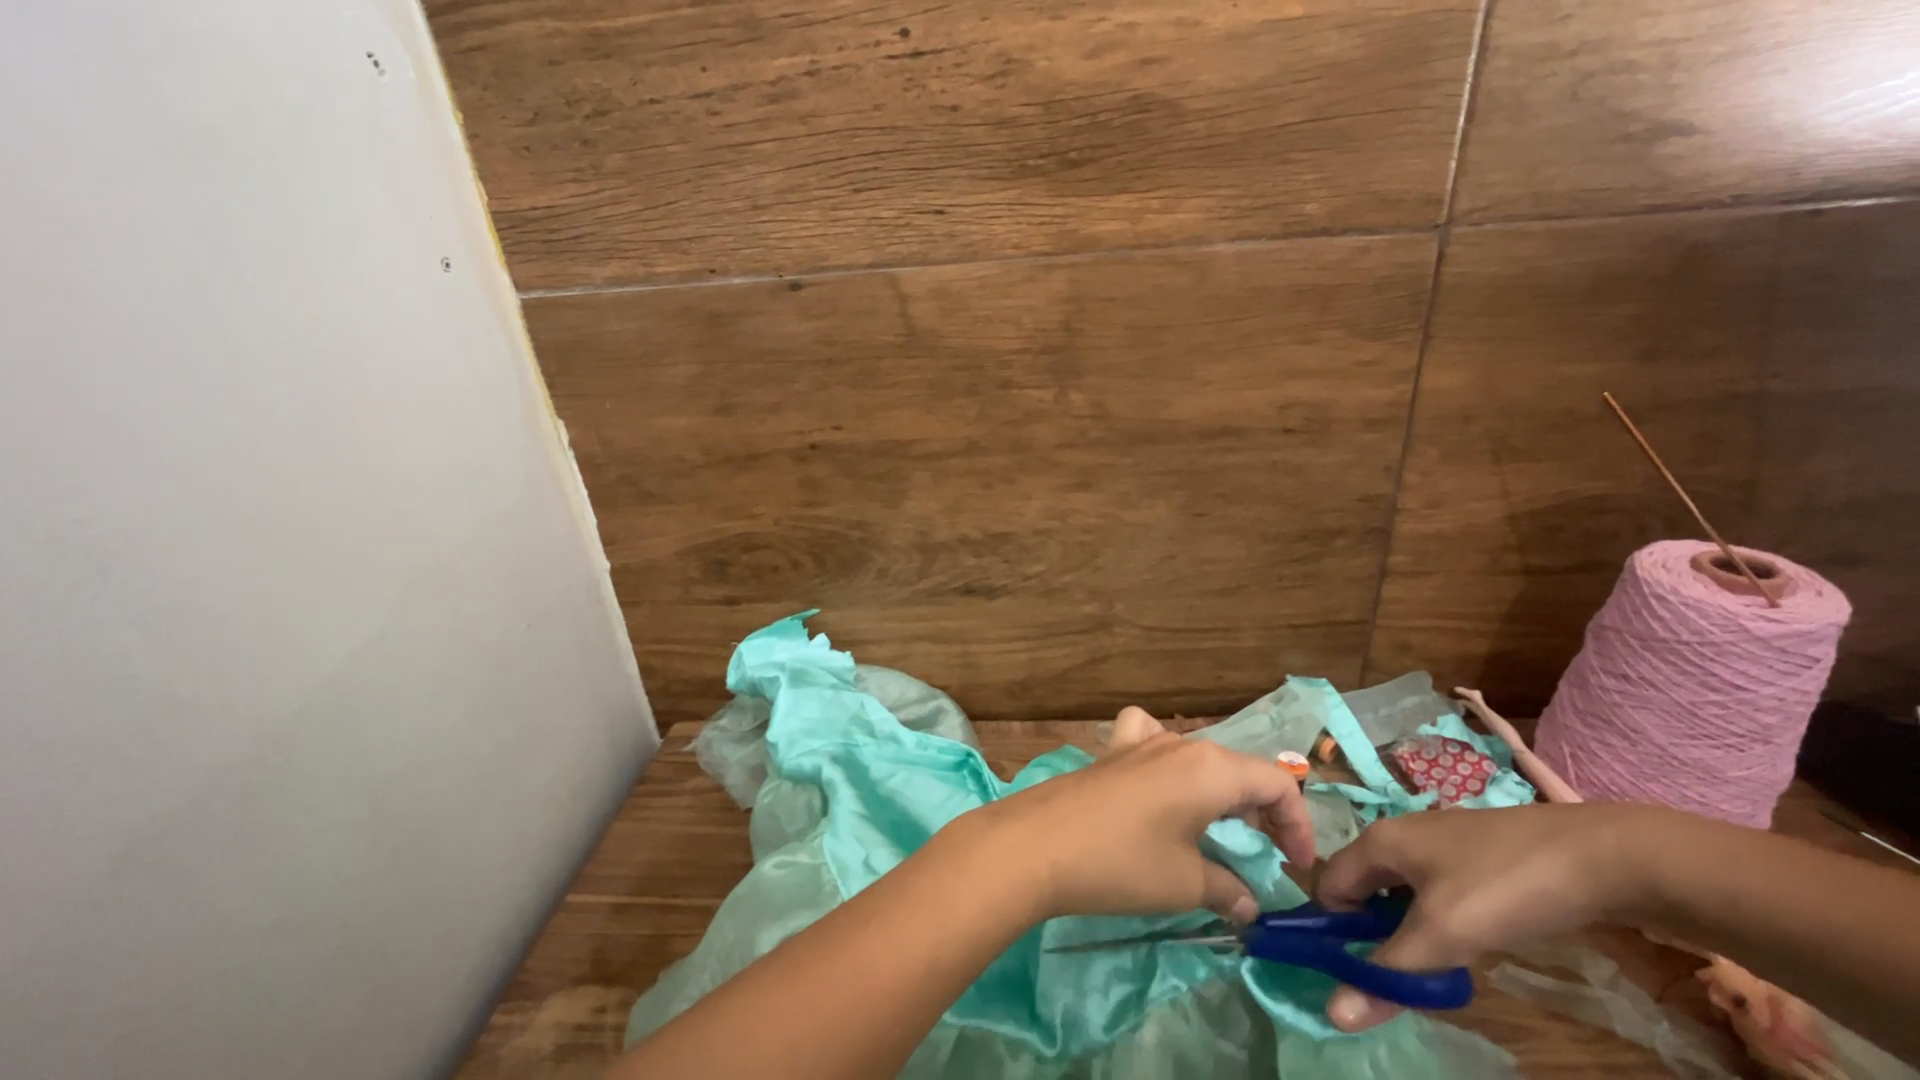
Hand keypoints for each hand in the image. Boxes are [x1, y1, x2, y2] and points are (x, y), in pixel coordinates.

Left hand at [957, 707, 1317, 922]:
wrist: (1033, 847)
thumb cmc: (1120, 863)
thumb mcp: (1185, 883)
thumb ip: (1227, 890)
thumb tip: (1249, 905)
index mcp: (1212, 768)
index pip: (1277, 784)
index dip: (1298, 825)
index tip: (1297, 867)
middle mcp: (1181, 745)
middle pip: (1239, 769)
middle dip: (1261, 811)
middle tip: (1263, 854)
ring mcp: (1140, 744)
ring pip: (1198, 756)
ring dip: (1219, 789)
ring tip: (1218, 825)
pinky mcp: (1109, 754)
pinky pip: (1149, 740)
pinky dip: (1166, 757)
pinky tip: (1157, 781)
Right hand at [1314, 802, 1654, 1030]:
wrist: (1604, 855)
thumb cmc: (1505, 886)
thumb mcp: (1443, 934)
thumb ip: (1389, 972)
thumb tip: (1333, 1014)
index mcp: (1379, 840)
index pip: (1329, 887)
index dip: (1332, 932)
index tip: (1352, 974)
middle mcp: (1402, 834)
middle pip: (1365, 888)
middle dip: (1372, 934)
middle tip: (1397, 977)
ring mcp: (1442, 841)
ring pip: (1403, 891)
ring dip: (1407, 930)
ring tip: (1435, 965)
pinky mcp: (1478, 854)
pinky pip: (1436, 889)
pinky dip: (1439, 918)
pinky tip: (1469, 941)